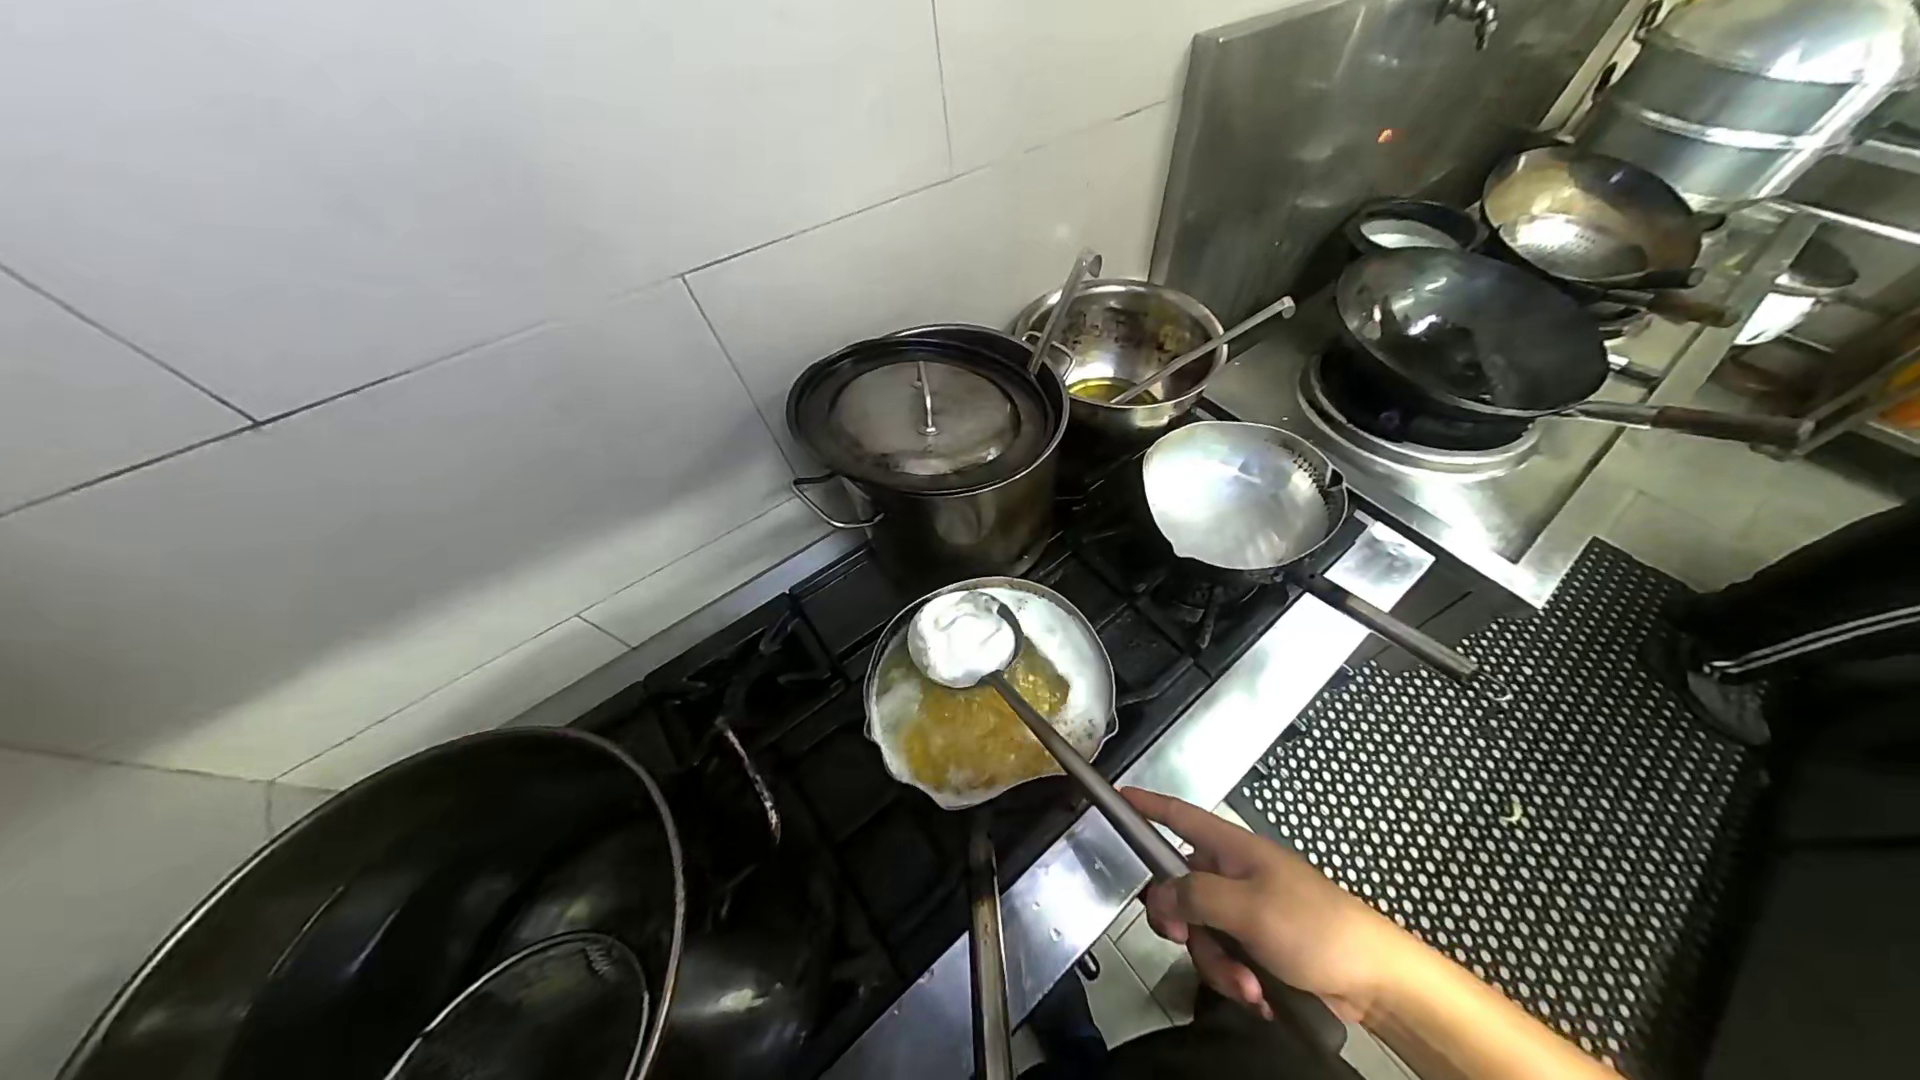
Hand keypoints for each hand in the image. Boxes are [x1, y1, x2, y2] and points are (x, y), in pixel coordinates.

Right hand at [1121, 788, 1405, 1022]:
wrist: (1377, 981)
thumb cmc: (1314, 927)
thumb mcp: (1247, 908)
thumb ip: (1194, 895)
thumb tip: (1157, 894)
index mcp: (1232, 848)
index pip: (1179, 816)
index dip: (1147, 806)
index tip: (1118, 798)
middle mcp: (1234, 874)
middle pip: (1180, 888)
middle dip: (1184, 923)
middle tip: (1187, 939)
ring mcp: (1246, 910)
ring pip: (1201, 930)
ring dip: (1217, 963)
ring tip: (1248, 986)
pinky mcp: (1259, 944)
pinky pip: (1224, 956)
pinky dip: (1235, 978)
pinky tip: (1260, 995)